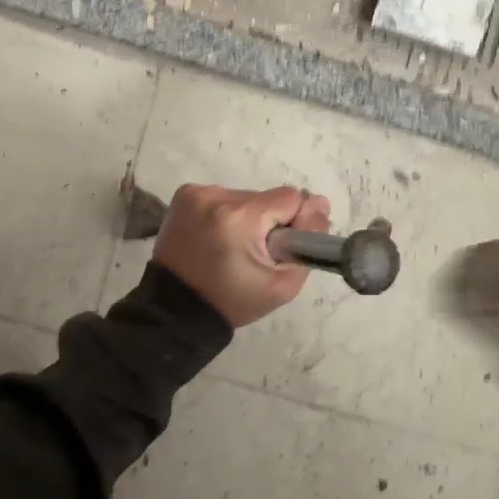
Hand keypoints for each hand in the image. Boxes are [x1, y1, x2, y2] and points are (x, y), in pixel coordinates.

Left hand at [151, 184, 331, 327]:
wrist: (177, 305)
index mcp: (240, 216)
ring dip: (247, 217)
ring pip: (243, 197)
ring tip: (232, 248)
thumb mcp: (282, 283)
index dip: (296, 220)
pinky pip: (221, 198)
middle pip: (265, 198)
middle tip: (254, 253)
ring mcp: (196, 193)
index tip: (284, 244)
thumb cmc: (232, 299)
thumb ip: (308, 241)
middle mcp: (216, 195)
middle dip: (268, 222)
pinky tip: (216, 238)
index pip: (291, 197)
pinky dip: (225, 215)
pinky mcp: (183, 195)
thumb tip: (320, 204)